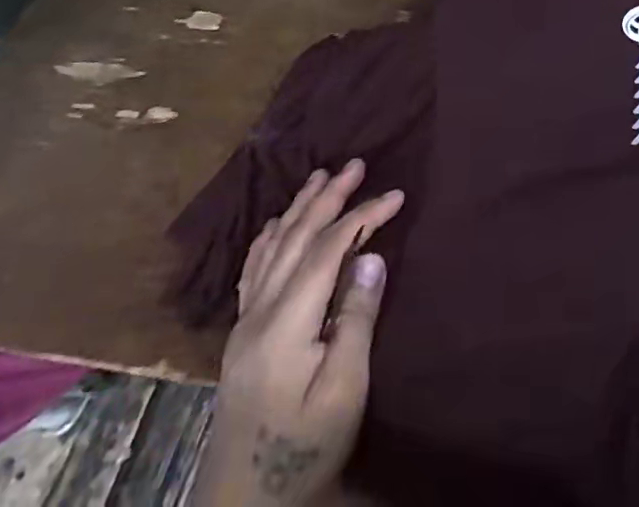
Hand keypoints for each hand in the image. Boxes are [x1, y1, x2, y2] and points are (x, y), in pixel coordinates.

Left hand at [192, 160, 403, 506]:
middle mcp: (260, 309)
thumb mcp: (344, 392)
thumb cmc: (304, 447)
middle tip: (355, 165)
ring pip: (272, 246)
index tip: (396, 195)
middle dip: (328, 198)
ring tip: (320, 178)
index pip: (328, 250)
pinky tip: (276, 225)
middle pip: (296, 238)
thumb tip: (370, 257)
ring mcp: (246, 320)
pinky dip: (270, 236)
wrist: (244, 497)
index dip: (362, 216)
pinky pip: (254, 266)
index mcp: (286, 322)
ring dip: (299, 208)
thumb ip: (356, 320)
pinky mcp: (242, 332)